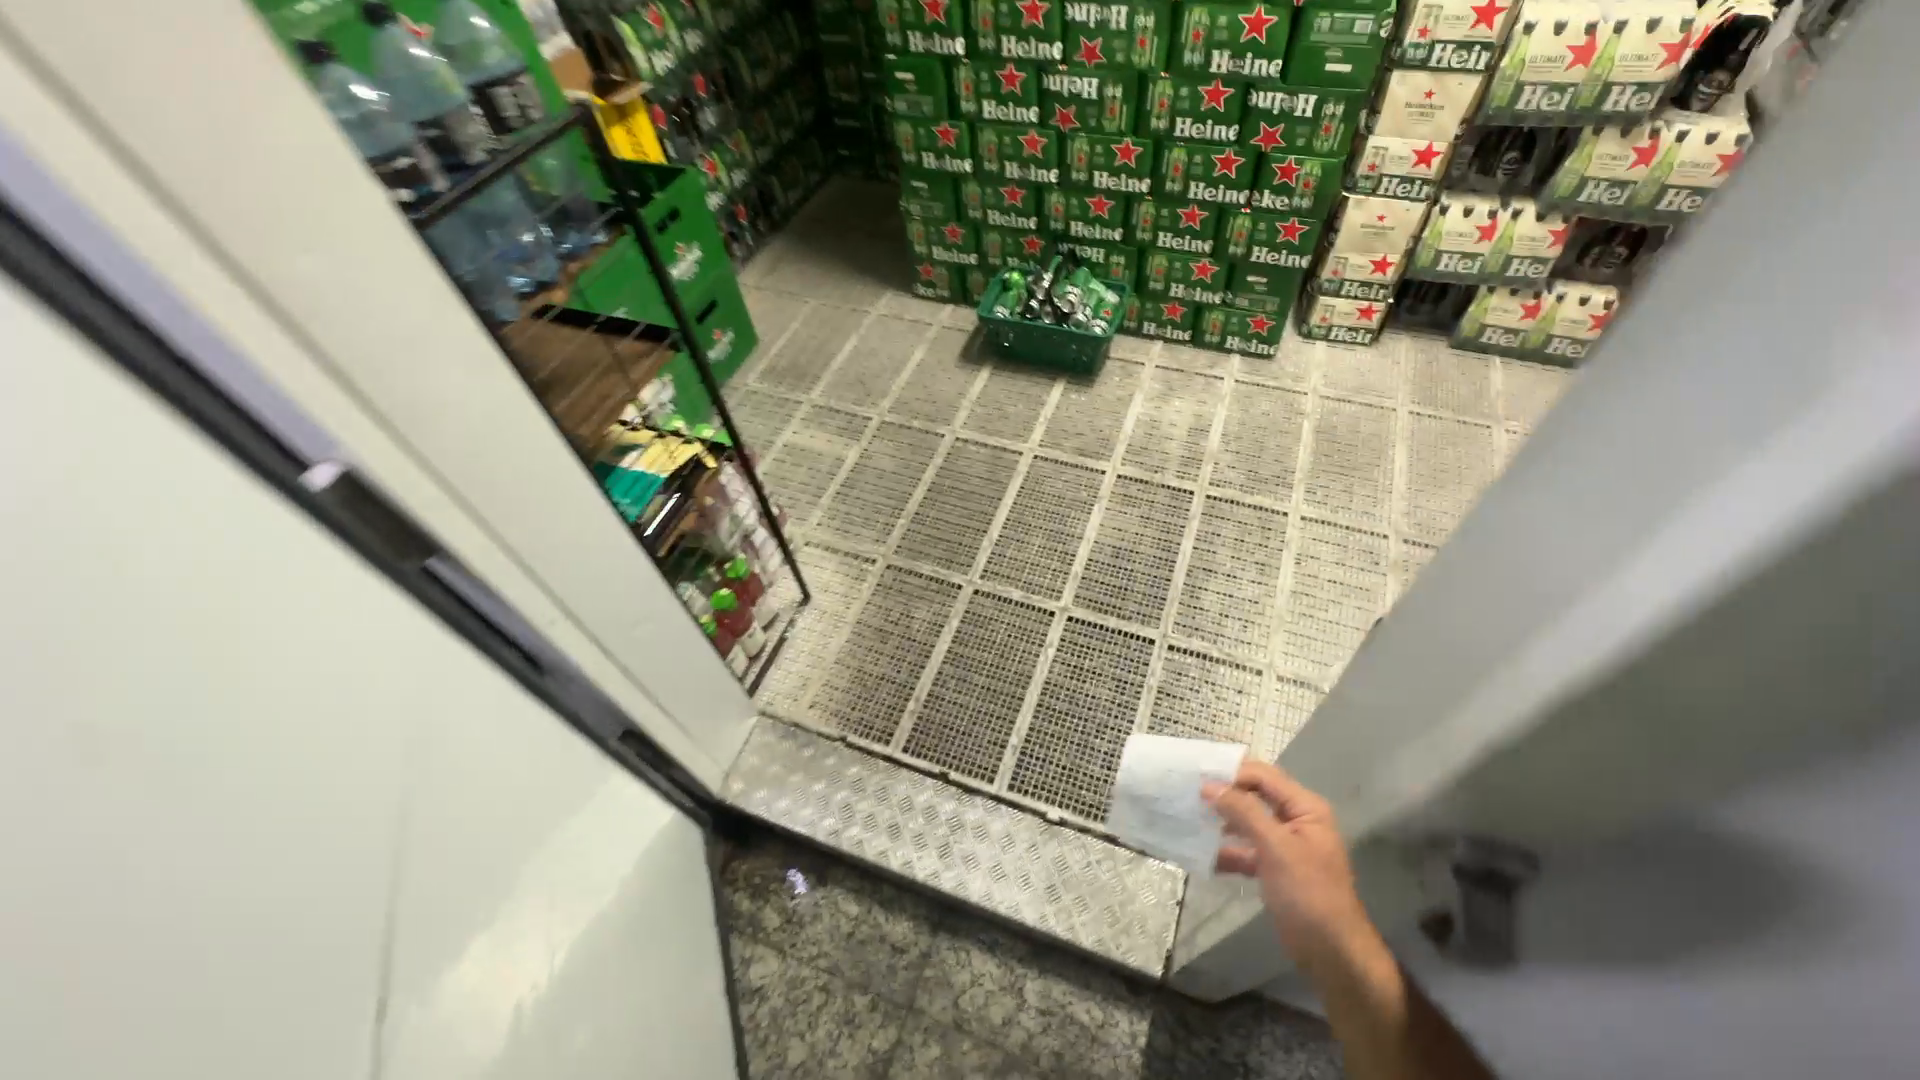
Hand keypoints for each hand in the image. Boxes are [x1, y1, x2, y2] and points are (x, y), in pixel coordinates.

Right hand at [1204, 761, 1371, 969]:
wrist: (1330, 951)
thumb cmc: (1308, 893)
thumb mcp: (1276, 847)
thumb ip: (1244, 812)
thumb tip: (1209, 785)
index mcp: (1305, 808)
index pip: (1263, 776)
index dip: (1232, 774)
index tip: (1197, 780)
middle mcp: (1296, 820)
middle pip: (1255, 796)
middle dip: (1224, 795)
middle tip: (1188, 796)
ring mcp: (1284, 845)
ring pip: (1248, 823)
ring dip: (1222, 822)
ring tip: (1189, 821)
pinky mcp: (1274, 869)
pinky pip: (1246, 851)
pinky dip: (1227, 852)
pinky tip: (1201, 857)